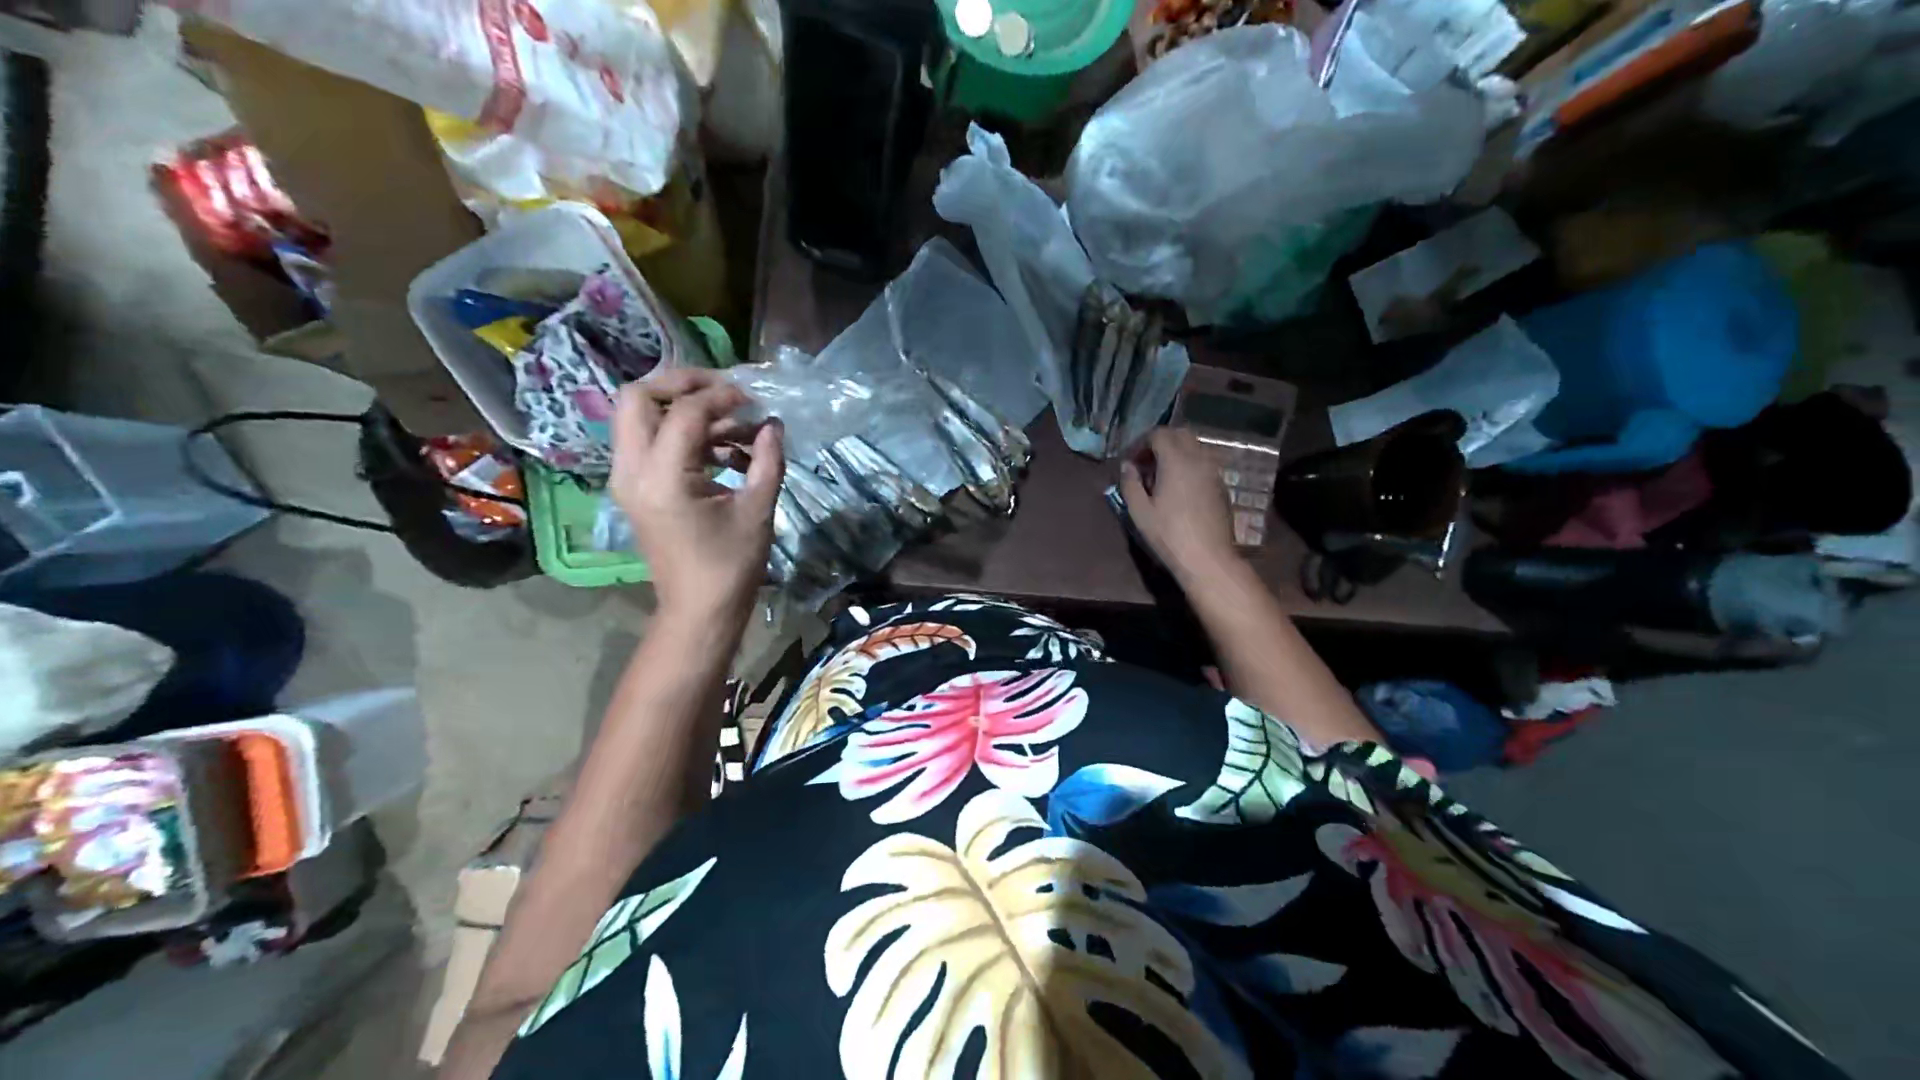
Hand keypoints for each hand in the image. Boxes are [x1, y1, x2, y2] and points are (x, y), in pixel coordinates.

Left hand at [609, 369, 783, 624]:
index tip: (753, 402)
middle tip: (723, 392)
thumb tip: (773, 424)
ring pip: (639, 416)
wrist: (699, 610)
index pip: (684, 412)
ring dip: (684, 410)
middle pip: (637, 397)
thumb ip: (767, 459)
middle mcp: (632, 471)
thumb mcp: (758, 510)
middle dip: (681, 384)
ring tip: (735, 427)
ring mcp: (628, 479)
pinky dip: (683, 434)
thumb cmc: (731, 566)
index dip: (721, 397)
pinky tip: (726, 451)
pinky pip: (650, 441)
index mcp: (662, 478)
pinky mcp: (636, 488)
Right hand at [1118, 428, 1239, 583]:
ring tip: (1161, 477)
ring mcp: (1214, 471)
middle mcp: (1198, 458)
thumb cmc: (1168, 534)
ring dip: (1175, 453)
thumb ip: (1130, 483)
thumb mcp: (1139, 511)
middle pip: (1179, 434)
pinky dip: (1189, 465)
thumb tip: (1127, 466)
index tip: (1130, 462)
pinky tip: (1179, 489)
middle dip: (1160, 443)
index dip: (1140, 444)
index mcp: (1176, 460)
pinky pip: (1203, 463)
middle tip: (1145, 464)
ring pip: (1194, 447)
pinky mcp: (1221, 485)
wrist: (1208, 558)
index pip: (1158, 434)